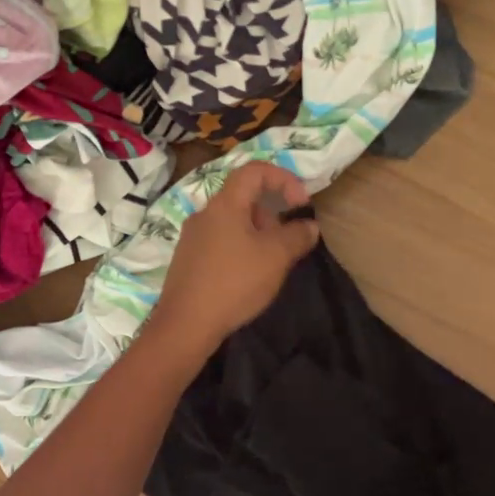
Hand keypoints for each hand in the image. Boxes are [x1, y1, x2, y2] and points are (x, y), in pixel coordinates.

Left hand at [151, 162, 320, 348]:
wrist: (186, 325)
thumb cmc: (234, 283)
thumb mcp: (275, 258)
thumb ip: (297, 236)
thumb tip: (308, 226)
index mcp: (224, 204)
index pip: (255, 171)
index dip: (284, 179)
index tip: (301, 205)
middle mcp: (203, 214)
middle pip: (242, 197)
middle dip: (270, 213)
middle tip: (286, 241)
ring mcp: (191, 239)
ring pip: (230, 223)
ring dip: (256, 234)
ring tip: (269, 264)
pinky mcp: (186, 262)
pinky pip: (218, 243)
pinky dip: (238, 250)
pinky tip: (245, 278)